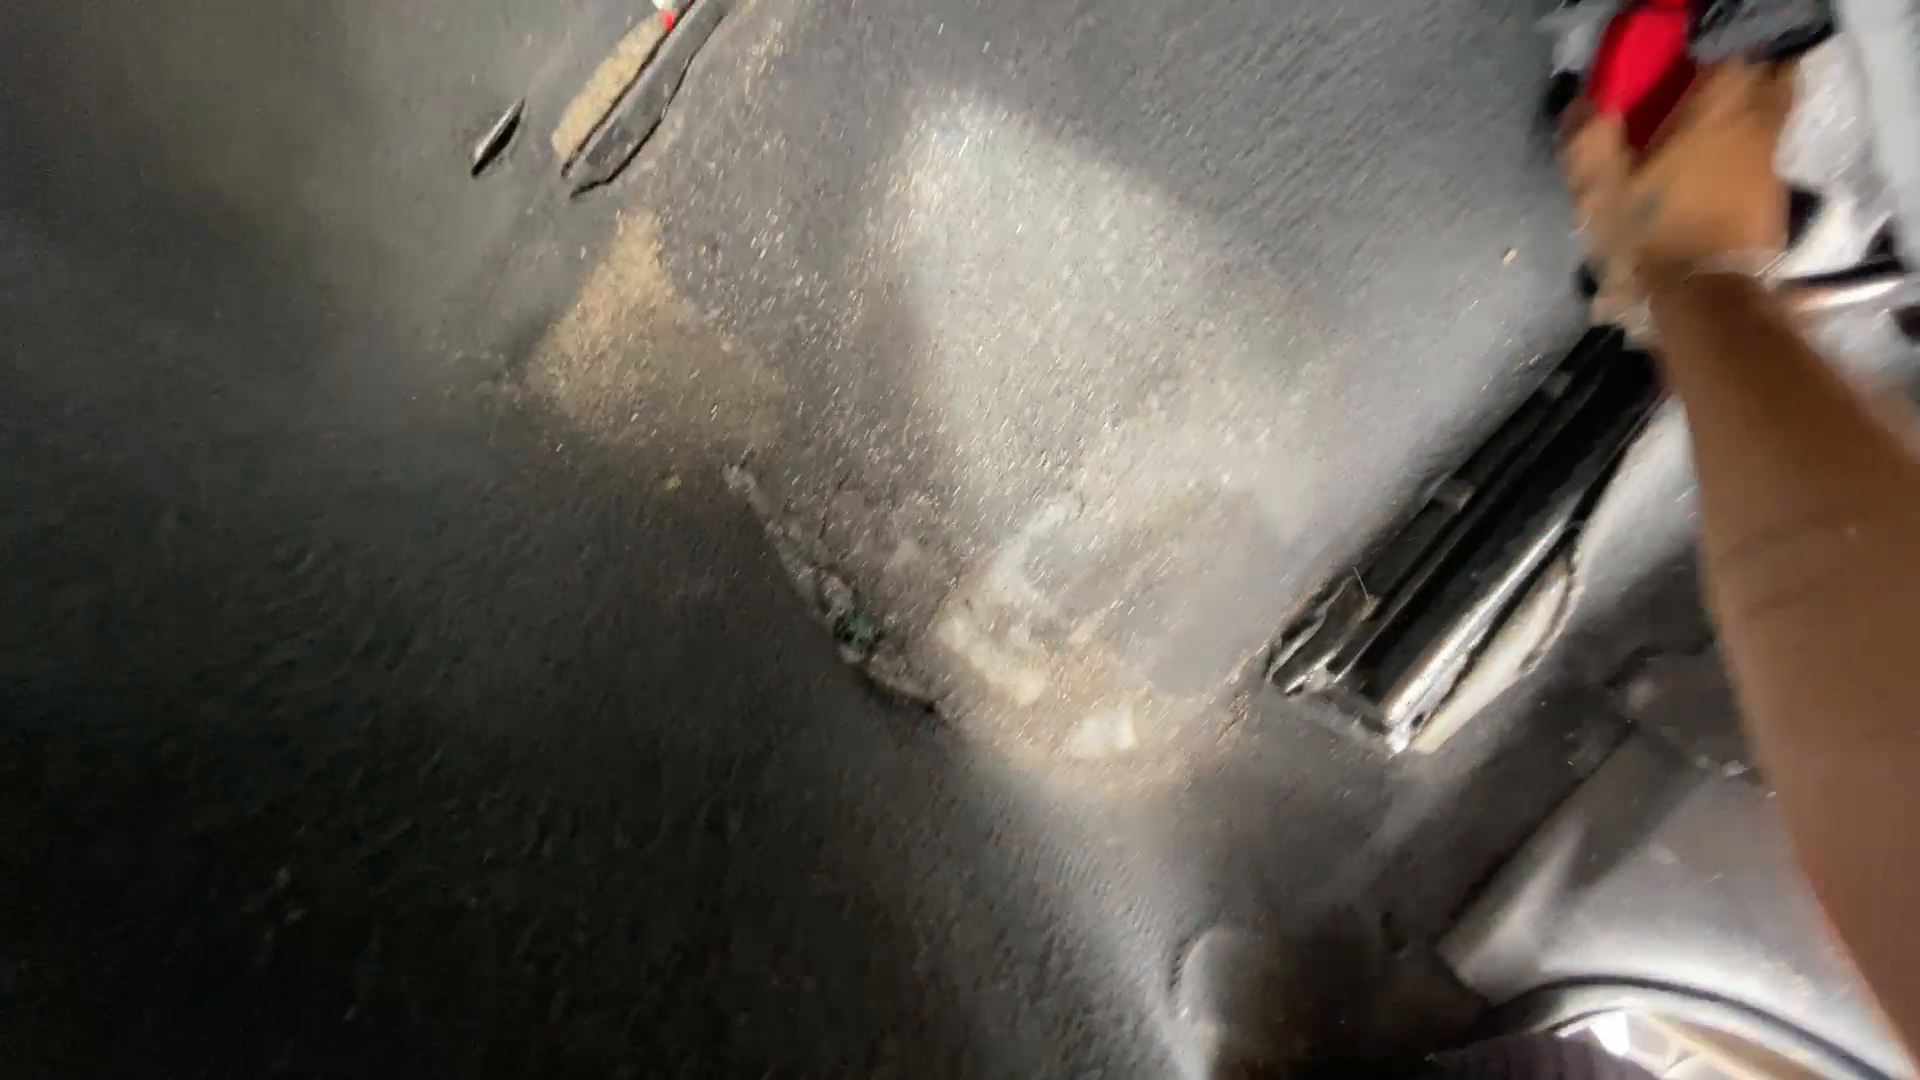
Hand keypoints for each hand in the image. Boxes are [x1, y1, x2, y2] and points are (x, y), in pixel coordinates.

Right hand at [1562, 61, 1796, 322]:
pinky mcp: (1771, 192)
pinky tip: (1710, 172)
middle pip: (1765, 77)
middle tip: (1692, 98)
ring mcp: (1769, 159)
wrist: (1701, 293)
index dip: (1699, 59)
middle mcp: (1754, 124)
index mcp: (1714, 113)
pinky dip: (1742, 149)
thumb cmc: (1647, 236)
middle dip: (1734, 78)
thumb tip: (1583, 102)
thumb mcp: (1599, 193)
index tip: (1669, 74)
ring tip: (1699, 133)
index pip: (1726, 57)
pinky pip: (1762, 151)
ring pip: (1769, 112)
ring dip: (1742, 112)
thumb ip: (1590, 143)